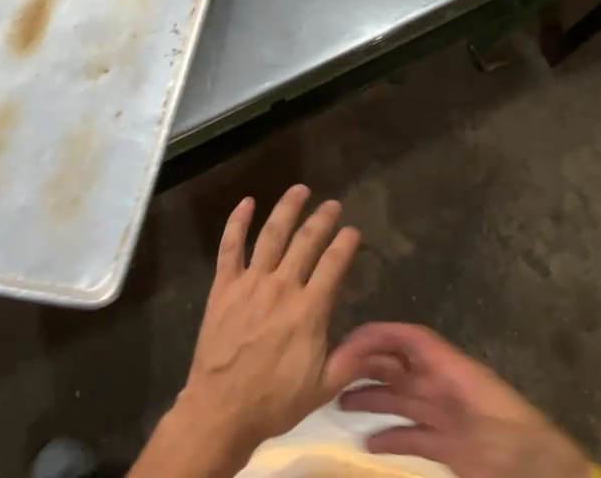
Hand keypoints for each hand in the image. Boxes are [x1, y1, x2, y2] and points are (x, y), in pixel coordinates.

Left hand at [133, 186, 361, 477]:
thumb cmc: (275, 402)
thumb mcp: (323, 387)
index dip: (346, 243)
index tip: (353, 231)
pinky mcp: (223, 286)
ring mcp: (250, 283)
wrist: (221, 411)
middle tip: (332, 205)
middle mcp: (282, 286)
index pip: (334, 264)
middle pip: (306, 241)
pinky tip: (246, 203)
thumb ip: (352, 359)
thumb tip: (379, 341)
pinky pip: (230, 246)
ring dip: (287, 208)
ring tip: (300, 190)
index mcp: (309, 310)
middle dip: (323, 219)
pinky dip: (237, 222)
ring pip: (272, 234)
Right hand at [335, 323, 592, 477]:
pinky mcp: (449, 445)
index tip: (346, 341)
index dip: (379, 335)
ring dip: (372, 398)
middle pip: (400, 367)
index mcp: (452, 367)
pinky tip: (367, 443)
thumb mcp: (478, 401)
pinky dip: (390, 436)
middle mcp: (444, 386)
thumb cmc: (513, 434)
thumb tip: (403, 369)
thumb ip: (442, 379)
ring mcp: (446, 416)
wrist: (542, 471)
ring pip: (401, 400)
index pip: (410, 339)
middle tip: (332, 373)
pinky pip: (413, 434)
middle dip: (367, 365)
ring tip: (340, 403)